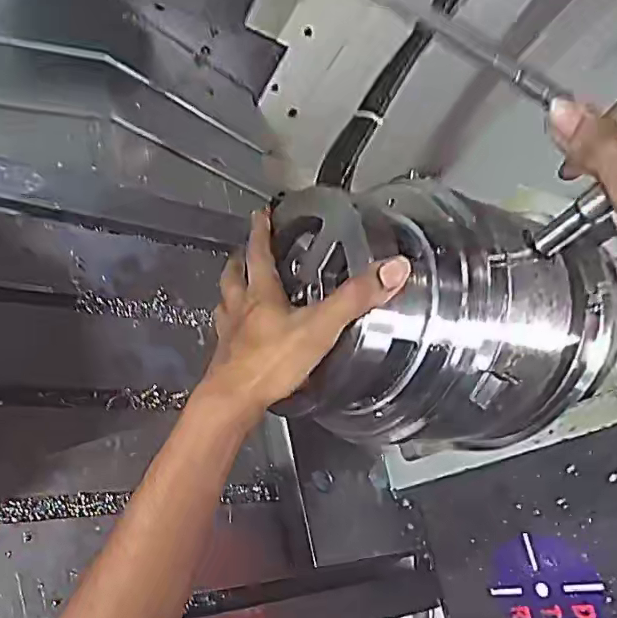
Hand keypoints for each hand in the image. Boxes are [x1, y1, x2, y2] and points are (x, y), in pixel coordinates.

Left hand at [200, 209, 410, 415]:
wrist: (234, 399)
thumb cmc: (269, 363)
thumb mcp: (321, 327)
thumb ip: (355, 298)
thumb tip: (391, 269)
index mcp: (260, 295)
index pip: (258, 253)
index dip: (261, 232)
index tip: (261, 217)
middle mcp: (239, 311)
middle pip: (234, 276)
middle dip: (240, 261)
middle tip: (243, 253)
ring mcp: (229, 336)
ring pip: (225, 305)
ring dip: (230, 294)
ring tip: (236, 292)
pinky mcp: (226, 362)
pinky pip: (226, 339)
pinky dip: (231, 333)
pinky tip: (238, 341)